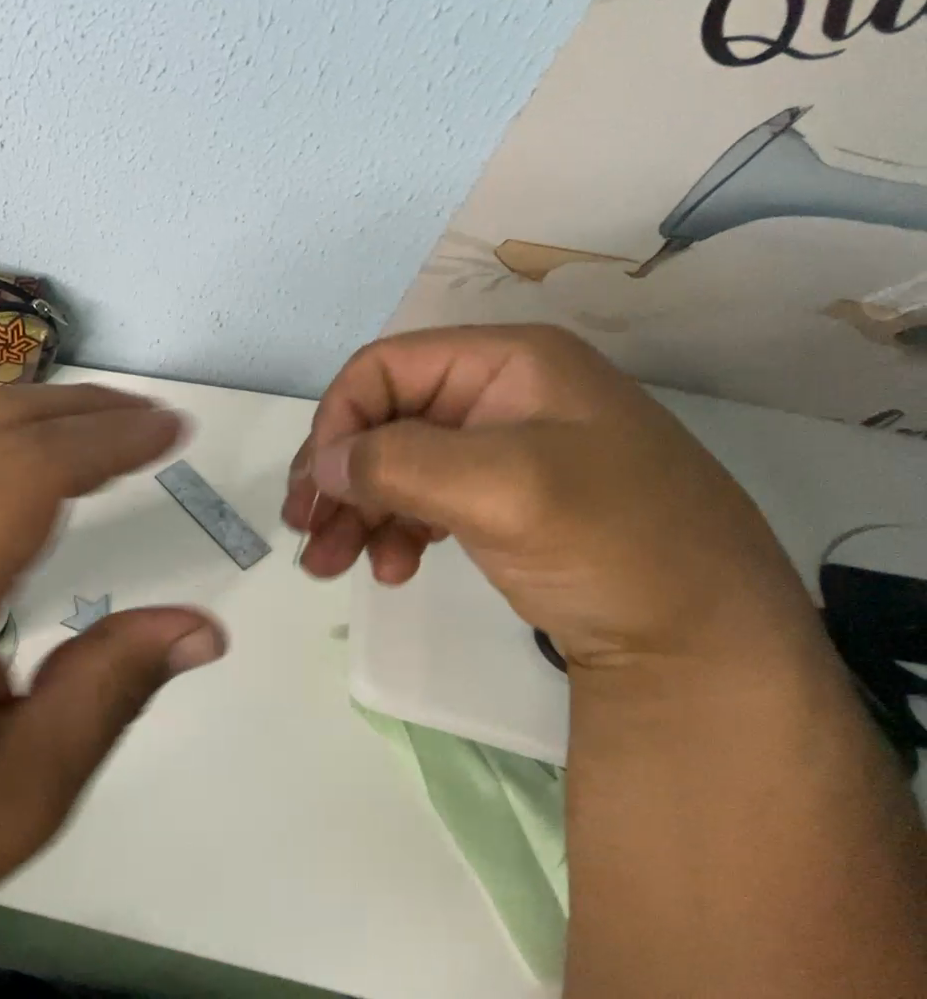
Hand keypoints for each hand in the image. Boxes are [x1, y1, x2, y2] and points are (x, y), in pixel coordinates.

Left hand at [0, 385, 223, 997]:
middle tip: (145, 418)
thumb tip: (200, 627)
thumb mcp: (20, 790)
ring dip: (16, 412)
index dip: (105, 439)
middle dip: (71, 409)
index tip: (172, 431)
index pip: (23, 472)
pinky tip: (2, 459)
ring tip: (88, 424)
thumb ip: (109, 689)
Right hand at [283, 324, 820, 667]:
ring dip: (351, 513)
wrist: (703, 642)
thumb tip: (320, 465)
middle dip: (336, 477)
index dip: (338, 423)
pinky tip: (387, 570)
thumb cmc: (612, 542)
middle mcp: (495, 396)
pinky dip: (389, 533)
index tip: (316, 488)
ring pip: (390, 466)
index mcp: (506, 364)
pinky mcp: (495, 501)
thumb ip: (396, 462)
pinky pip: (416, 502)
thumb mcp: (502, 488)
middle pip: (379, 421)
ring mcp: (496, 451)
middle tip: (303, 531)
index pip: (383, 370)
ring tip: (326, 566)